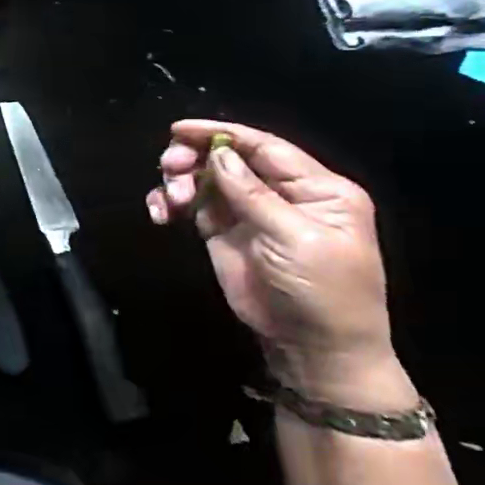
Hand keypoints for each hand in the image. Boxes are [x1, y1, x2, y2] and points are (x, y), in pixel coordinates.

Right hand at [148, 120, 413, 410]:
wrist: (316, 355)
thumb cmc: (323, 293)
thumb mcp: (295, 239)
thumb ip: (253, 194)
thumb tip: (219, 153)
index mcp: (316, 187)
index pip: (264, 147)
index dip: (222, 133)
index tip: (182, 129)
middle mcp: (283, 193)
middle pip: (230, 158)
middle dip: (195, 157)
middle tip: (169, 166)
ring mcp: (252, 214)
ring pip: (208, 179)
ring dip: (182, 181)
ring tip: (170, 199)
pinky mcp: (226, 235)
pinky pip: (196, 207)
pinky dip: (174, 204)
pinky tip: (161, 212)